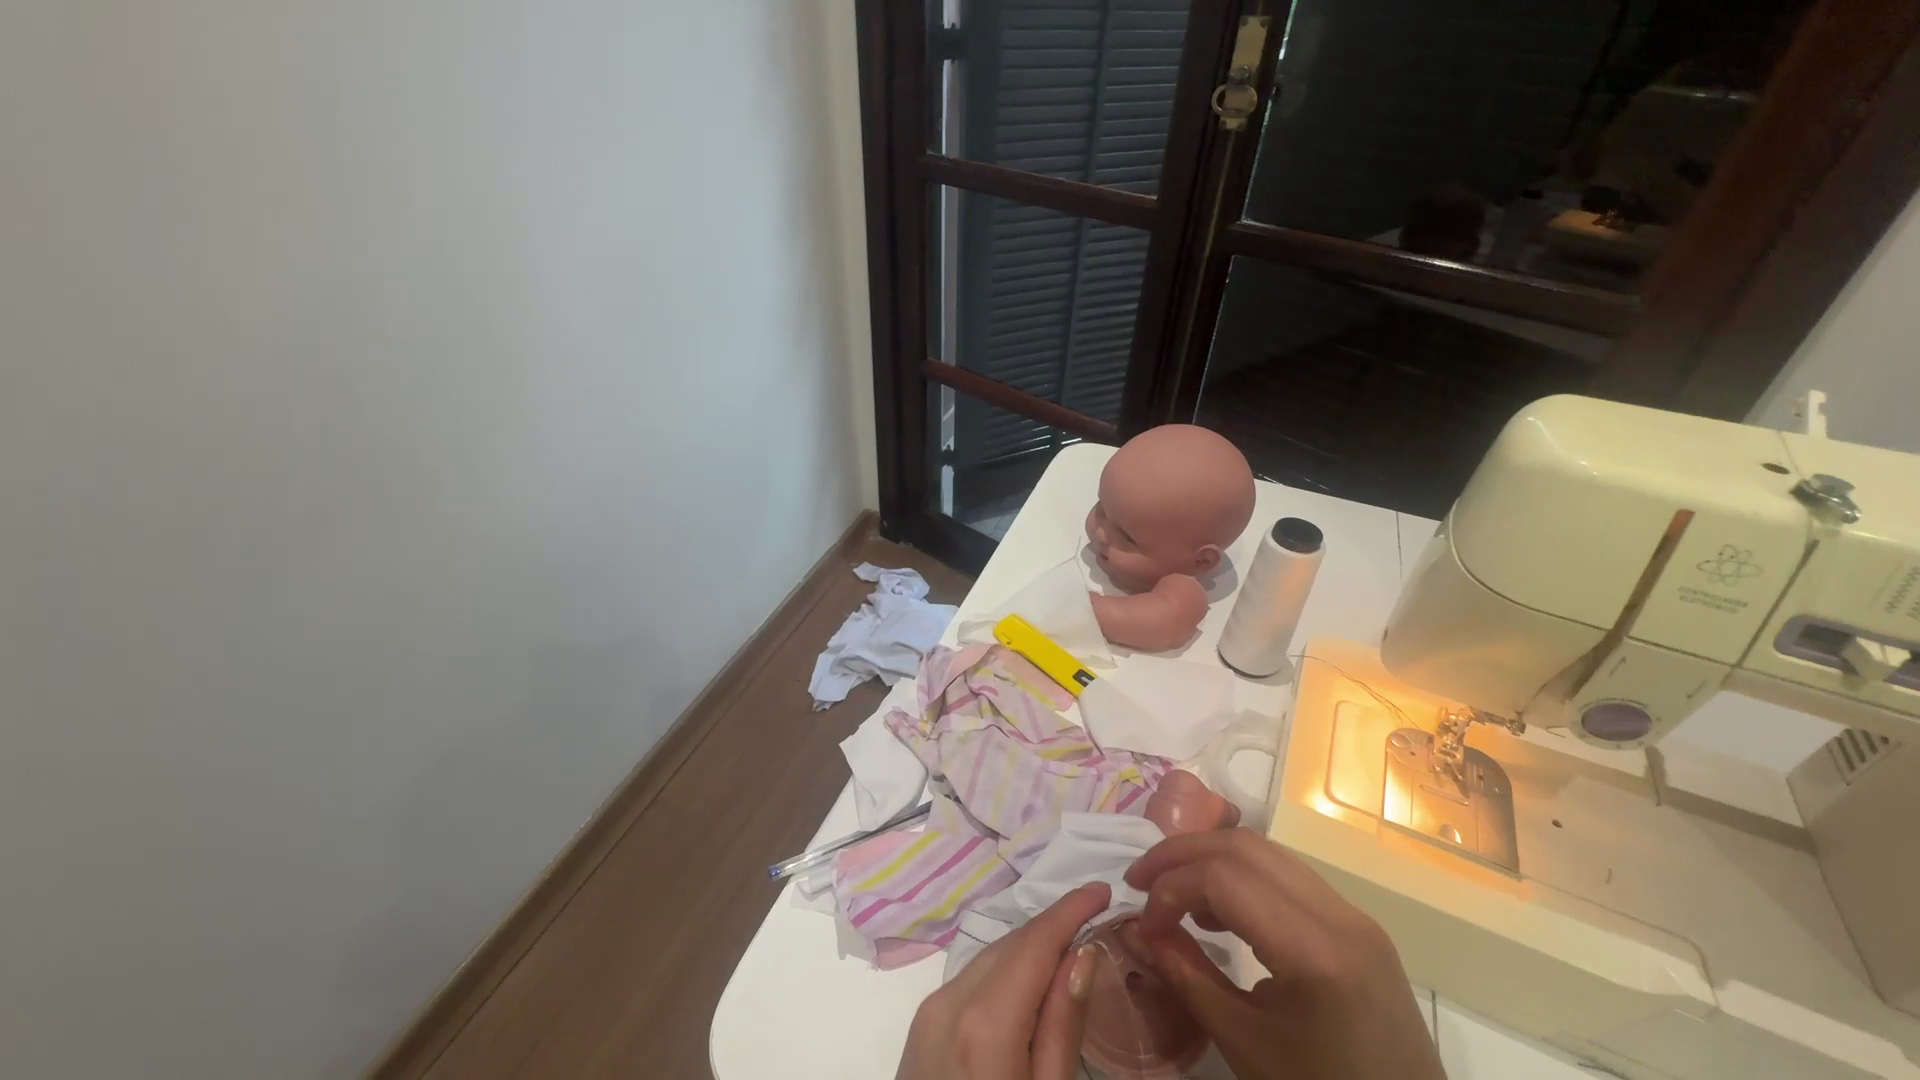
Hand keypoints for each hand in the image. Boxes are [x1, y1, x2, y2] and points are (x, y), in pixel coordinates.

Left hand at [895, 882, 1109, 1079]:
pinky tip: (1029, 980)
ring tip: (1071, 946)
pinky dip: (1004, 970)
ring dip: (1029, 946)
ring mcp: (928, 1011)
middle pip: (1011, 945)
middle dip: (1054, 926)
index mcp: (985, 1021)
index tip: (1103, 888)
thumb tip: (1082, 953)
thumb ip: (1062, 1023)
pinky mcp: (920, 1025)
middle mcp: (950, 1000)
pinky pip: (970, 979)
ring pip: (989, 958)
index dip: (1070, 910)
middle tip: (1096, 917)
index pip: (1035, 943)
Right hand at [1124, 830, 1445, 1079]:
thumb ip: (1186, 976)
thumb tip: (1136, 927)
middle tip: (1140, 881)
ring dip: (1211, 860)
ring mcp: (1354, 915)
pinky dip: (1242, 877)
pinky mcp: (1357, 924)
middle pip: (1245, 846)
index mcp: (1315, 951)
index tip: (1143, 924)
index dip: (1170, 887)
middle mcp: (1340, 916)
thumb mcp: (1244, 1043)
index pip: (1224, 877)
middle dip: (1182, 854)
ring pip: (1268, 852)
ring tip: (1171, 894)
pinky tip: (1218, 909)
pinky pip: (1289, 876)